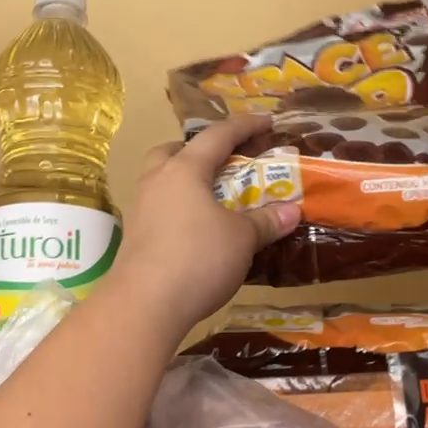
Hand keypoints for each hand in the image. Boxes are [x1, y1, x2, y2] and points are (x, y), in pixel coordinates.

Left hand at [101, 115, 299, 336]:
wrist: (145, 304)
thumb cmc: (198, 259)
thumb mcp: (242, 239)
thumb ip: (266, 221)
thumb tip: (293, 211)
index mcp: (184, 169)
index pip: (217, 136)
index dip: (244, 127)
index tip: (266, 123)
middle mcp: (157, 181)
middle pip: (173, 151)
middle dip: (198, 151)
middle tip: (222, 161)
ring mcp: (140, 209)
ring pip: (161, 180)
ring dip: (184, 181)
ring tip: (210, 197)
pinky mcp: (134, 238)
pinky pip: (159, 209)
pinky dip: (178, 209)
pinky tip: (194, 229)